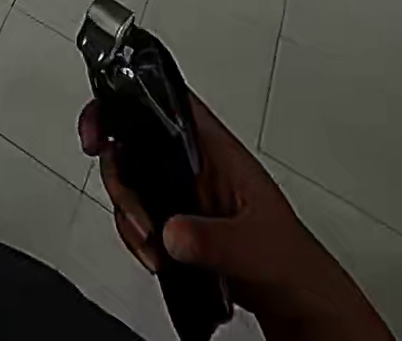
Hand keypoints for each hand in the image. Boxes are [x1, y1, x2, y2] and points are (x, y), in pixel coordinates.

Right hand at [79, 94, 392, 339]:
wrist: (299, 307)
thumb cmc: (295, 265)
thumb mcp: (258, 247)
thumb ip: (215, 239)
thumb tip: (174, 232)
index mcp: (211, 145)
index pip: (162, 97)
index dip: (125, 94)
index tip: (102, 121)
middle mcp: (189, 159)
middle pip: (130, 138)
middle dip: (118, 170)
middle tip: (127, 200)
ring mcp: (177, 187)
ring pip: (127, 176)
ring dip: (126, 209)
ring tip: (150, 242)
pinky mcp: (170, 215)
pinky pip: (133, 211)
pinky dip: (133, 234)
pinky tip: (154, 256)